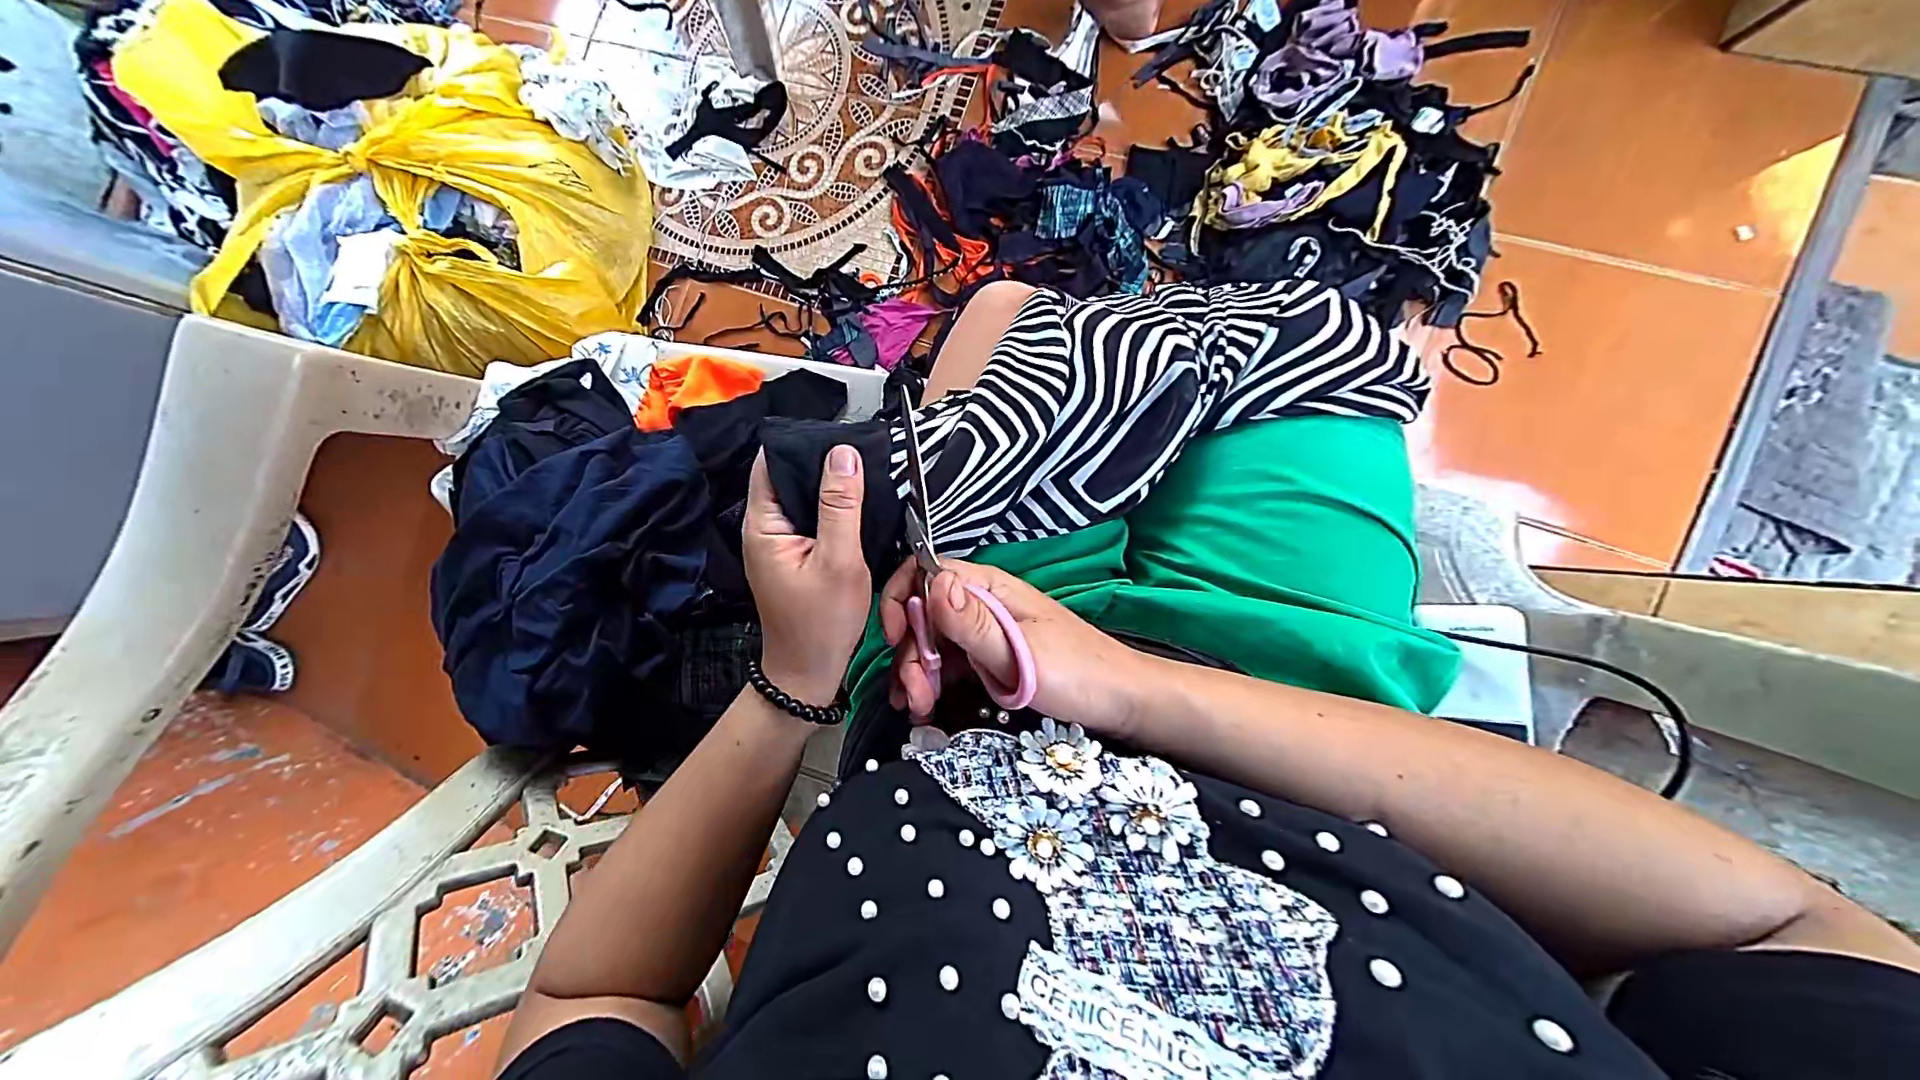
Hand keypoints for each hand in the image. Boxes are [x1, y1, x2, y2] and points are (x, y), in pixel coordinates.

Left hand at [743, 446, 870, 705]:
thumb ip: (840, 506)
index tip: (842, 436)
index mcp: (763, 524)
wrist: (810, 671)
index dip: (804, 444)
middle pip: (788, 477)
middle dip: (822, 462)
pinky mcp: (793, 554)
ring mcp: (777, 542)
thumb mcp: (839, 560)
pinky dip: (831, 509)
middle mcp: (764, 527)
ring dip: (829, 487)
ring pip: (802, 497)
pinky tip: (856, 506)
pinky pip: (810, 518)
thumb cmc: (822, 622)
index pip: (772, 462)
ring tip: (865, 473)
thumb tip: (843, 453)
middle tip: (863, 452)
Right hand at [879, 558, 1148, 736]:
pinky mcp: (989, 658)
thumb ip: (973, 622)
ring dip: (917, 673)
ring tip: (920, 707)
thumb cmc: (1078, 673)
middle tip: (915, 694)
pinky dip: (931, 683)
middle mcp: (983, 604)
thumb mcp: (1020, 651)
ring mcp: (985, 632)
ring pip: (932, 642)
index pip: (927, 572)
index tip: (897, 639)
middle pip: (923, 614)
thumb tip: (934, 583)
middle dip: (911, 652)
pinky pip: (948, 664)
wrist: (1121, 702)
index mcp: (990, 588)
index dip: (902, 601)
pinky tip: (925, 705)